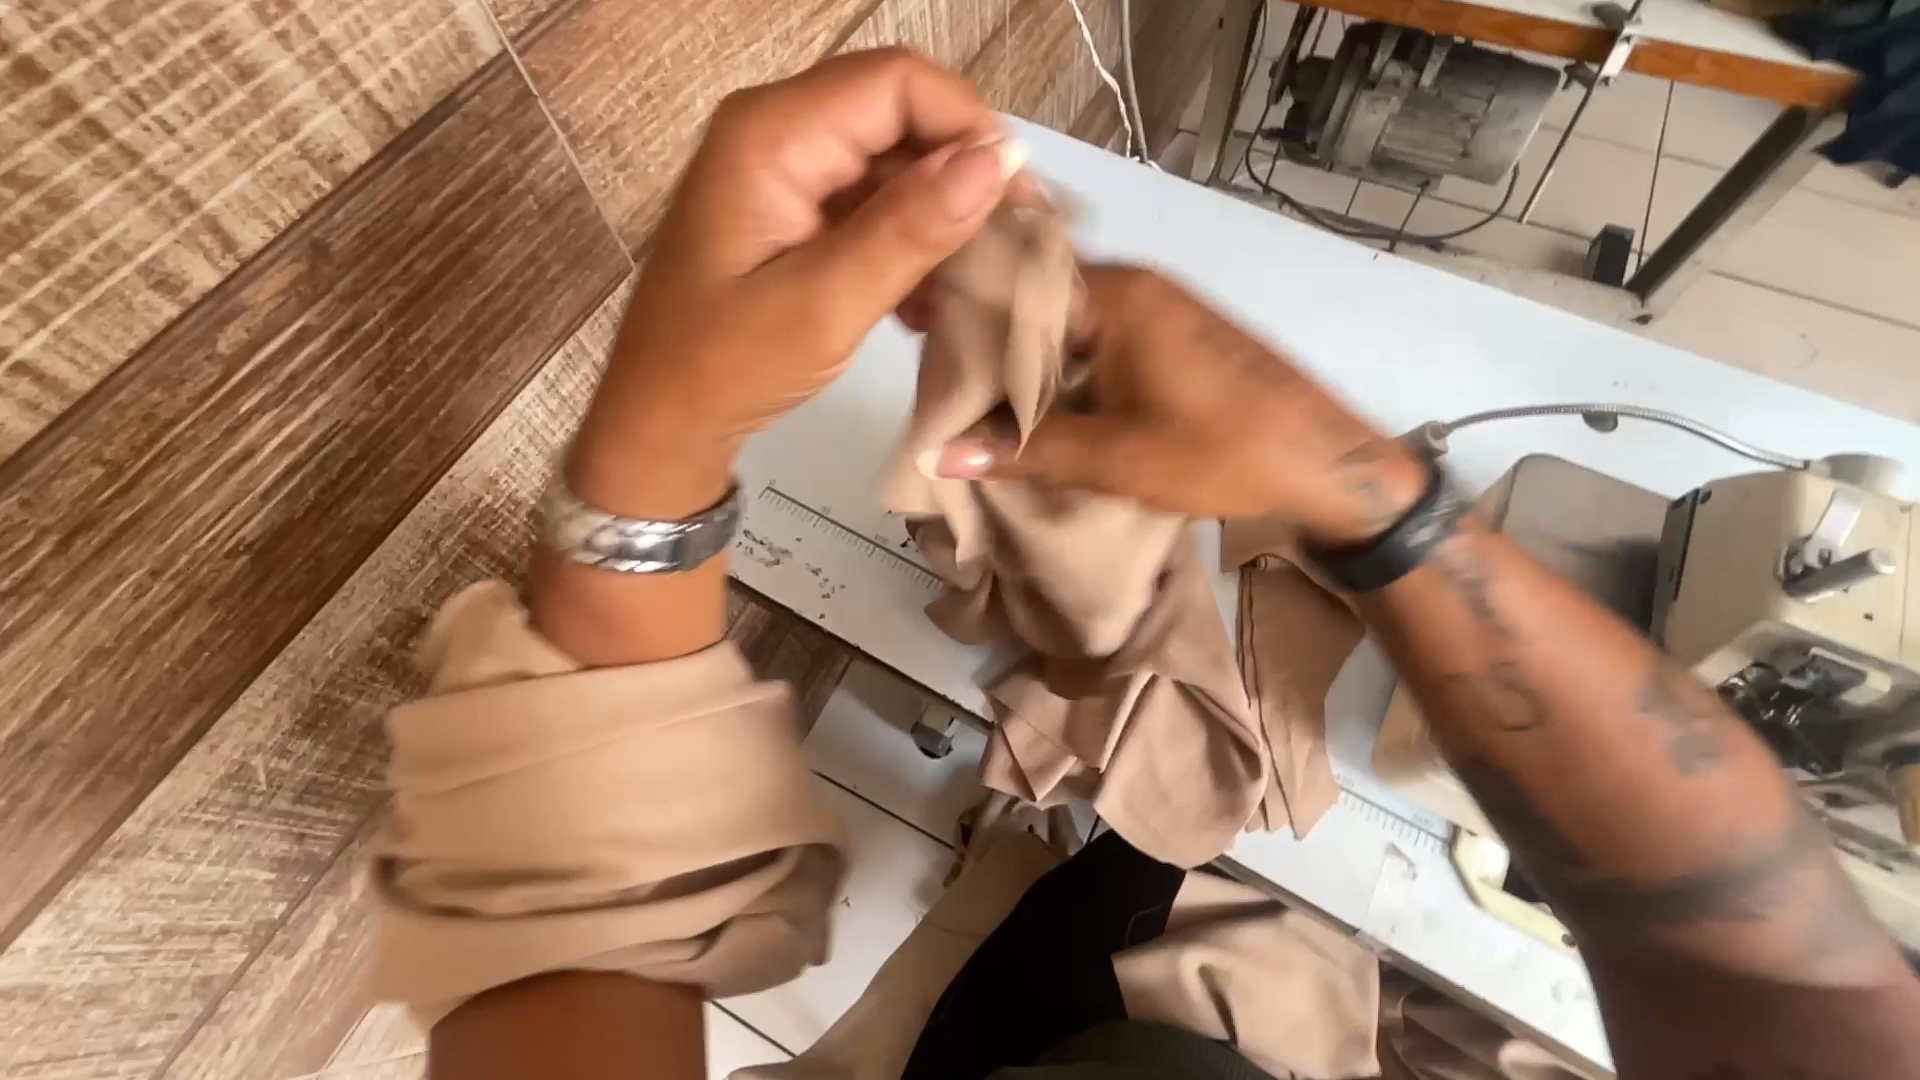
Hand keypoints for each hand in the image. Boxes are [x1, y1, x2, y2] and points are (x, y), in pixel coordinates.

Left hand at [567, 48, 1022, 517]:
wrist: (665, 419)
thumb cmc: (728, 367)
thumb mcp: (825, 303)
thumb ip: (909, 229)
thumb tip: (997, 159)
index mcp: (772, 136)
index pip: (896, 84)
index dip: (968, 126)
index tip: (1016, 200)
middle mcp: (779, 136)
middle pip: (898, 121)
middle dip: (960, 179)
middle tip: (1007, 248)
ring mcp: (786, 179)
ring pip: (892, 170)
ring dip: (938, 223)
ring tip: (969, 287)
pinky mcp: (796, 220)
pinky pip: (871, 211)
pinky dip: (908, 249)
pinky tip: (925, 304)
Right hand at [937, 266, 1426, 543]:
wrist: (1328, 465)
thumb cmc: (1223, 451)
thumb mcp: (1115, 457)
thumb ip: (1024, 450)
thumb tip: (939, 454)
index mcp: (1118, 295)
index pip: (1016, 289)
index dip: (966, 325)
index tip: (926, 361)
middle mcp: (1136, 285)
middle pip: (1040, 308)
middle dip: (994, 352)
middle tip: (945, 393)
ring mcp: (1159, 310)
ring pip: (1069, 330)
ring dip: (1031, 368)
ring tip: (980, 408)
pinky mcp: (1173, 338)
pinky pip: (1099, 344)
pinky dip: (1067, 374)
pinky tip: (1042, 411)